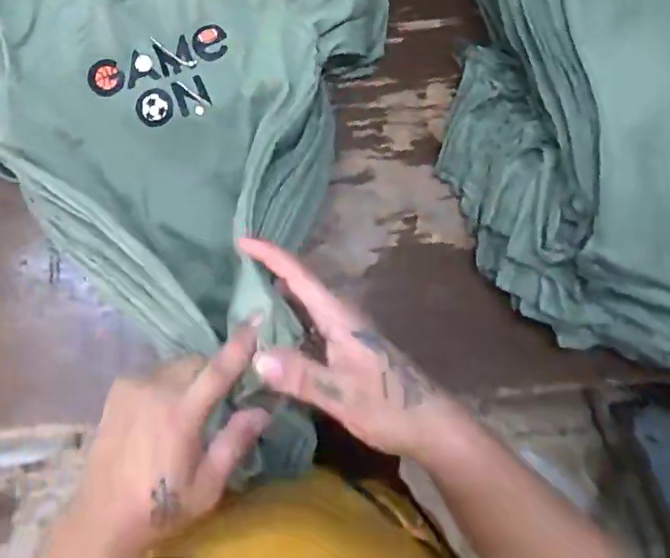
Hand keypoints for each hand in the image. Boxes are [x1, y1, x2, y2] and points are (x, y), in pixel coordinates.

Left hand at [45, 322, 272, 557]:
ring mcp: (134, 383)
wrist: (104, 511)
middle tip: (219, 400)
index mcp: (182, 413)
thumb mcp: (206, 487)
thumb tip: (261, 410)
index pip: (217, 371)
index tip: (256, 321)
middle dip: (210, 373)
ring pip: (172, 366)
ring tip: (185, 411)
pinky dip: (163, 384)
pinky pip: (152, 374)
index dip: (238, 345)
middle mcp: (156, 387)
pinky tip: (159, 413)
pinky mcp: (118, 386)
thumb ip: (233, 443)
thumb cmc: (161, 505)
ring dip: (186, 378)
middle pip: (195, 363)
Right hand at [238, 237, 471, 462]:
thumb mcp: (343, 396)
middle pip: (299, 280)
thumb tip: (257, 356)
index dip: (270, 255)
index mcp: (338, 316)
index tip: (242, 240)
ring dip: (276, 291)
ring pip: (304, 300)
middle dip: (268, 266)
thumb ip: (301, 376)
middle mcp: (339, 314)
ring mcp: (344, 329)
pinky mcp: (345, 345)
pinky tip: (272, 328)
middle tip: (235, 263)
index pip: (298, 275)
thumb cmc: (391, 407)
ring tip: (245, 290)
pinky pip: (308, 319)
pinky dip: (286, 314)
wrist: (435, 428)